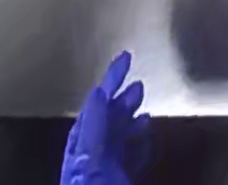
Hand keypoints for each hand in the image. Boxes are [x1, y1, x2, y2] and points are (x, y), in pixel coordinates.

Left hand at [62, 51, 151, 184]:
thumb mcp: (91, 162)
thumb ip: (94, 131)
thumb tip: (98, 93)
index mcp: (81, 151)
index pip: (94, 107)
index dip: (110, 79)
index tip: (125, 56)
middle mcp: (90, 160)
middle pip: (106, 122)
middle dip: (122, 100)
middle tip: (139, 84)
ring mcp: (103, 173)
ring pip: (117, 139)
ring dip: (131, 121)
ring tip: (146, 111)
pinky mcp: (118, 183)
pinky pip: (128, 158)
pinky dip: (139, 145)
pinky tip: (147, 138)